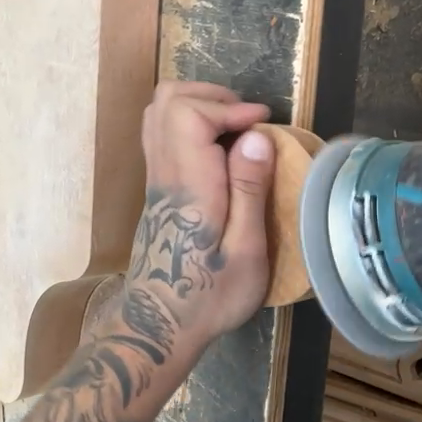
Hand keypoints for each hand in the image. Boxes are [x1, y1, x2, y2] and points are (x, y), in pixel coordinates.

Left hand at [123, 81, 274, 351]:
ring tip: (238, 130)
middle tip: (249, 119)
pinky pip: (164, 135)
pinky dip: (194, 126)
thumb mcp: (247, 249)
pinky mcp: (159, 190)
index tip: (264, 125)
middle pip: (166, 101)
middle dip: (212, 96)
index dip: (230, 108)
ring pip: (159, 114)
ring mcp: (157, 180)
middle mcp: (166, 172)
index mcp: (191, 184)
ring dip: (201, 108)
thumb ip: (250, 189)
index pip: (189, 113)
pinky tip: (223, 152)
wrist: (161, 325)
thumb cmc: (212, 294)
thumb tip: (255, 136)